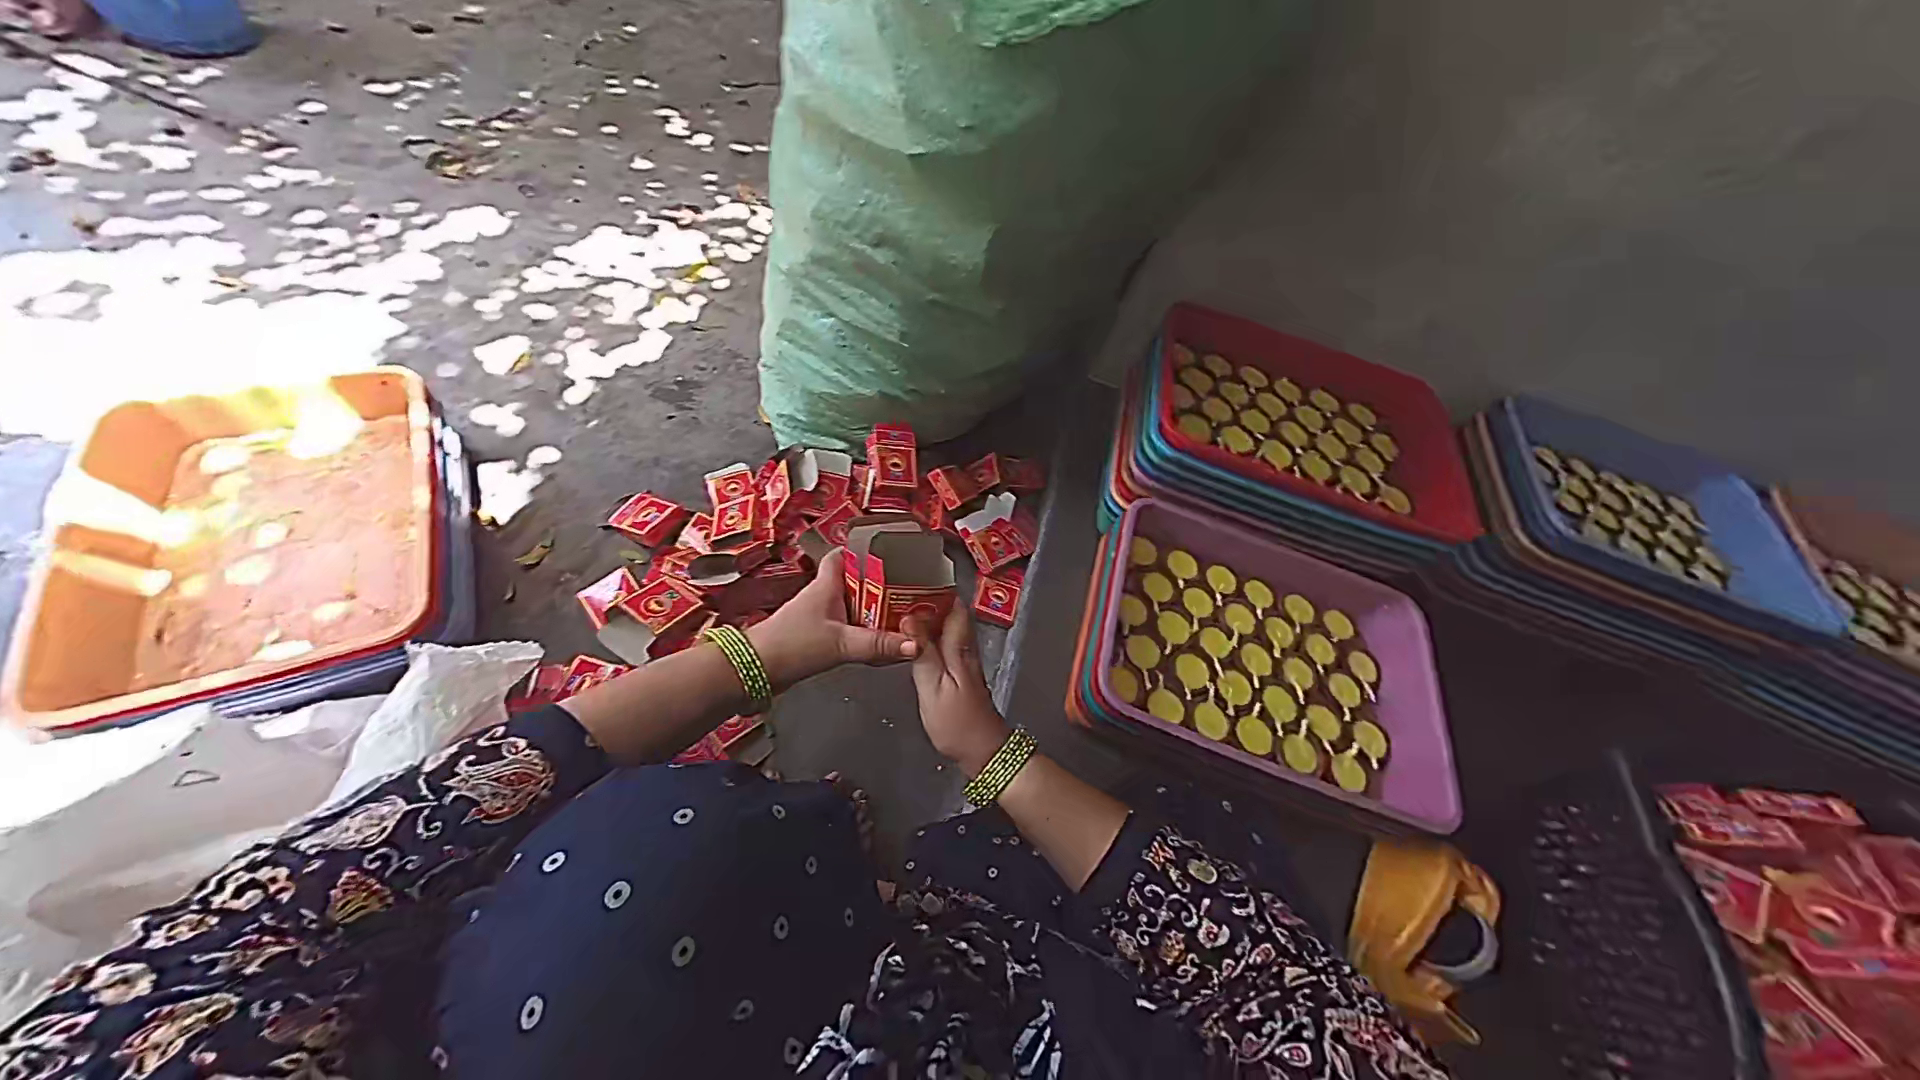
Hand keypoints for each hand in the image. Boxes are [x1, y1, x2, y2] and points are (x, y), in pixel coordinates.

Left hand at [747, 548, 916, 689]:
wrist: (754, 670)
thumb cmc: (791, 645)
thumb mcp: (841, 643)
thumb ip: (879, 644)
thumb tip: (914, 644)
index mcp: (826, 584)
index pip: (845, 554)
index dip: (865, 549)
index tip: (889, 550)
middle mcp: (823, 595)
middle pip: (856, 580)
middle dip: (880, 582)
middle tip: (907, 585)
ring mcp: (819, 616)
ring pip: (853, 604)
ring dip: (873, 606)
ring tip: (901, 610)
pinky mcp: (817, 636)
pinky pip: (848, 626)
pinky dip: (863, 629)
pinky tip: (879, 638)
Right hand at [903, 602, 1009, 773]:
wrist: (983, 752)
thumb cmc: (956, 722)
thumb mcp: (933, 687)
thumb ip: (922, 652)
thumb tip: (911, 617)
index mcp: (960, 648)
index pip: (954, 607)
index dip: (937, 590)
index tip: (913, 579)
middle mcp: (965, 649)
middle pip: (951, 615)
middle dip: (930, 601)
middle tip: (900, 592)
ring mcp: (964, 662)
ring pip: (949, 629)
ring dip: (930, 618)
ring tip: (902, 611)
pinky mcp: (961, 675)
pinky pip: (946, 645)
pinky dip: (932, 637)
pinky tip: (915, 641)